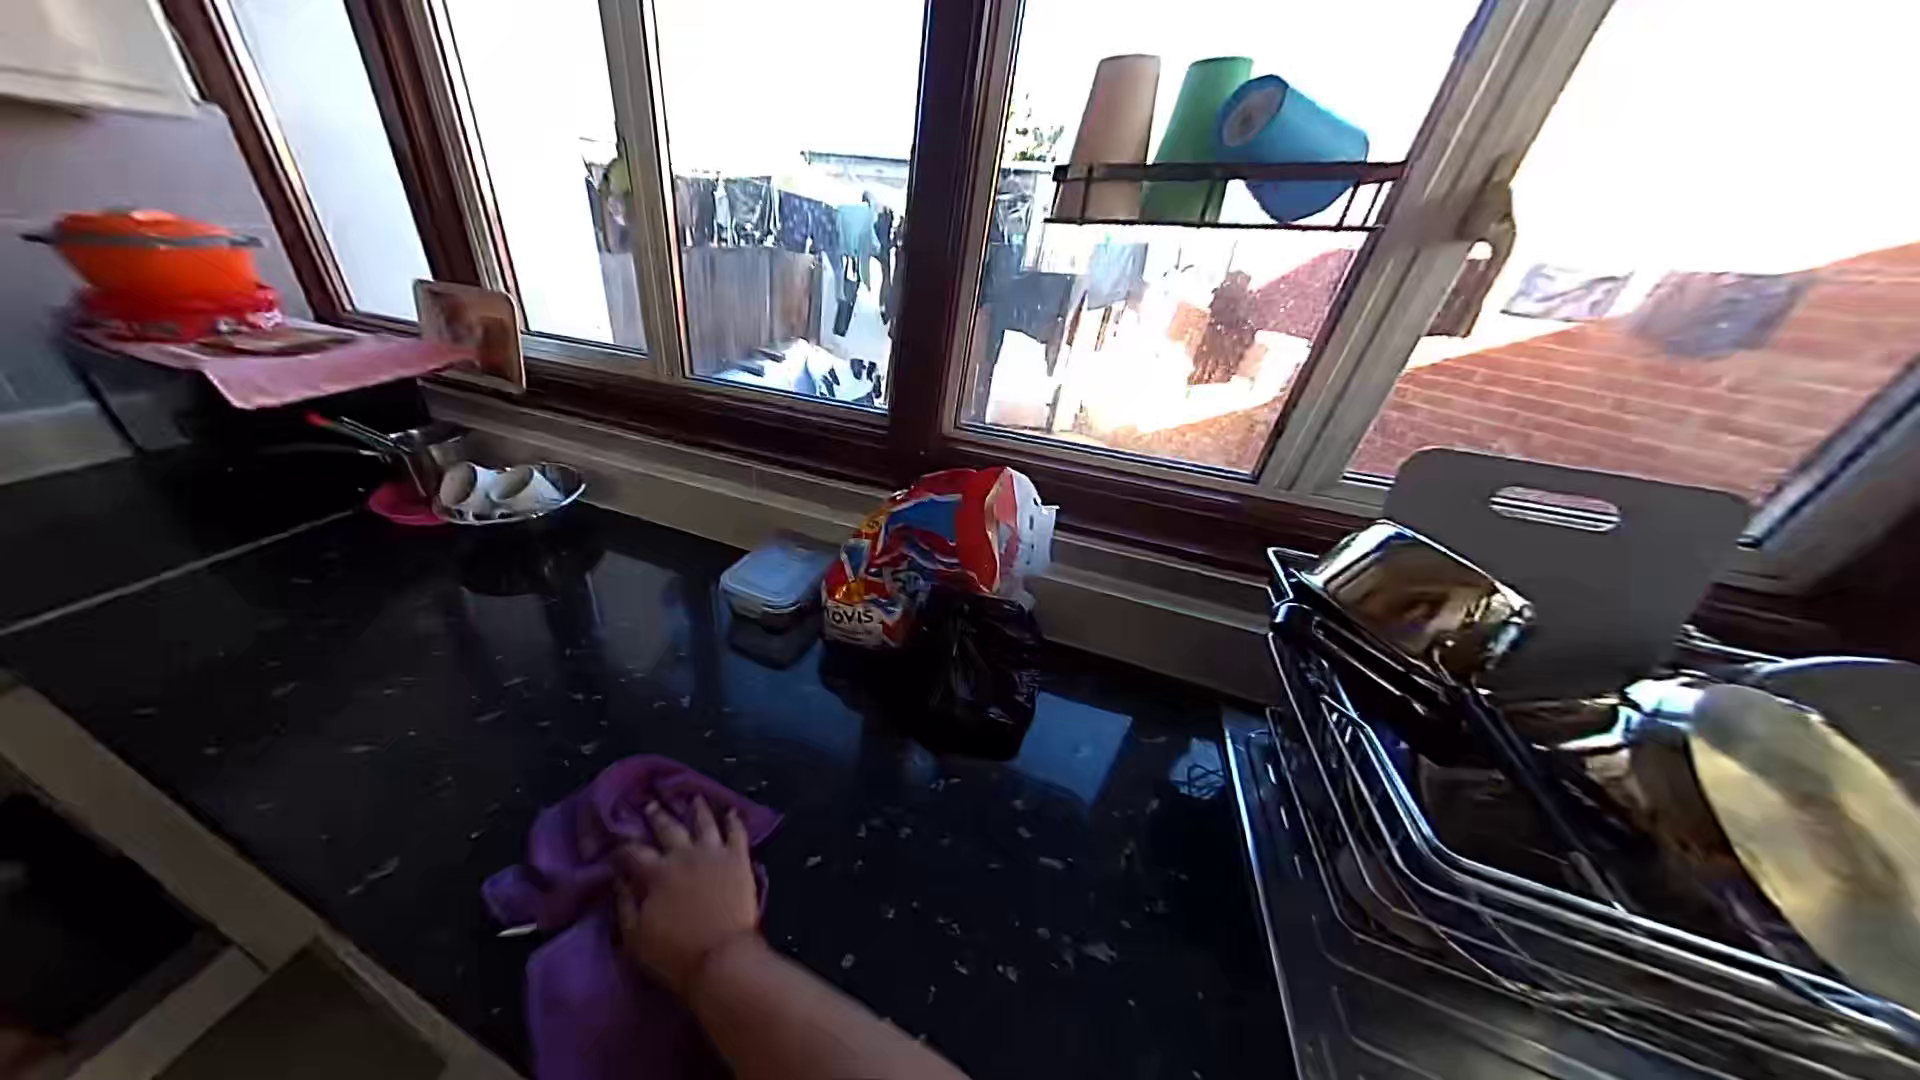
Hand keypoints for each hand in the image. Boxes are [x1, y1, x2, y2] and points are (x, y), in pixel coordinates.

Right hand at [615, 797, 761, 996]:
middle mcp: (685, 855)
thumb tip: (619, 880)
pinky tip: (732, 811)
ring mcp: (714, 853)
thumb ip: (625, 904)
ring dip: (698, 809)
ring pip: (704, 822)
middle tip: (650, 803)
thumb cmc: (673, 953)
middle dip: (657, 815)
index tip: (617, 843)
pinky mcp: (739, 858)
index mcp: (657, 873)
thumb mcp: (634, 936)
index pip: (635, 853)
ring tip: (694, 797)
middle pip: (668, 828)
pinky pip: (737, 832)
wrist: (720, 956)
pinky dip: (734, 820)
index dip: (623, 847)